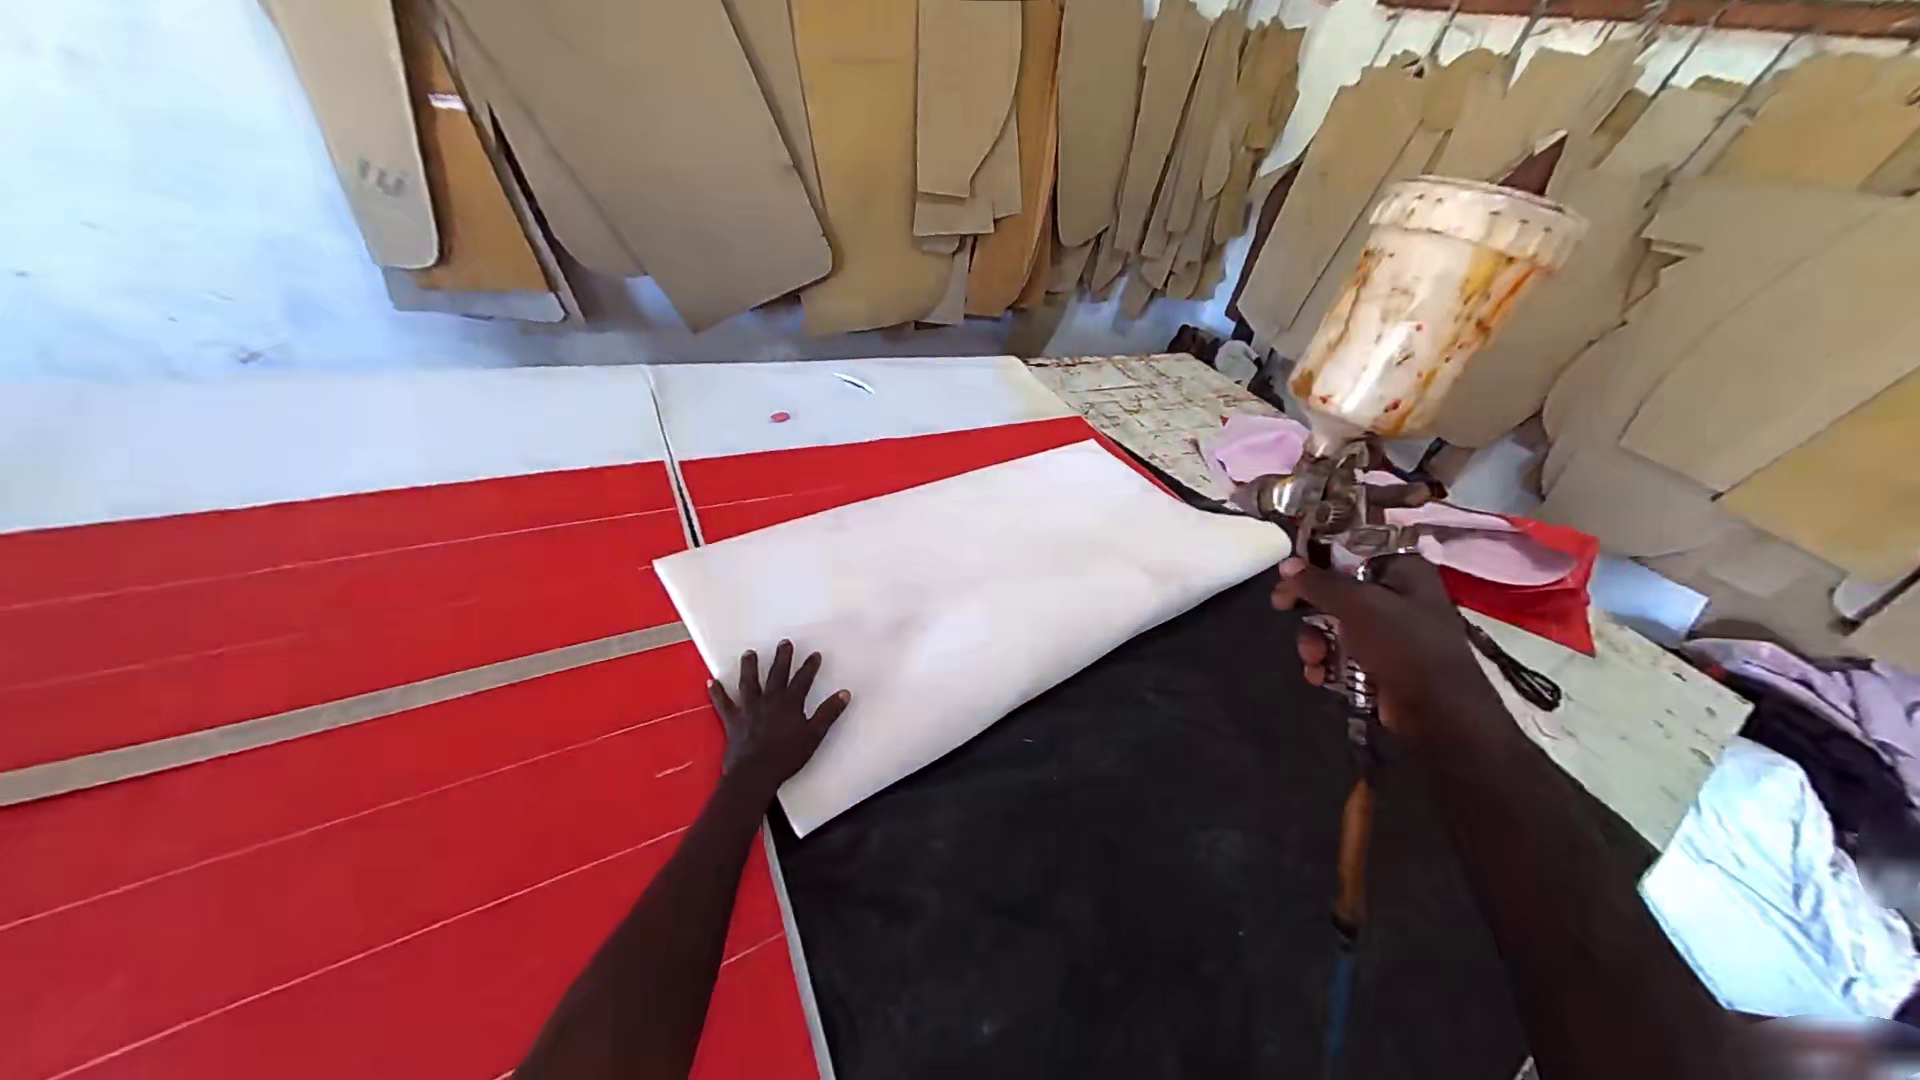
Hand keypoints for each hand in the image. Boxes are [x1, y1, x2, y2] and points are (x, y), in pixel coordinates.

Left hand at [708, 640, 850, 795]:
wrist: (755, 773)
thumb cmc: (787, 756)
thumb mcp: (814, 735)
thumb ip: (828, 713)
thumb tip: (844, 694)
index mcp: (789, 703)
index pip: (803, 679)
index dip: (810, 666)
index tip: (814, 655)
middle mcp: (768, 700)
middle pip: (777, 674)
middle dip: (782, 658)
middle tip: (784, 643)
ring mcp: (748, 708)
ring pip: (749, 682)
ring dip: (749, 666)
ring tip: (749, 653)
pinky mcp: (733, 720)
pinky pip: (723, 703)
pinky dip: (717, 692)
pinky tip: (712, 682)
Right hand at [1269, 554, 1498, 739]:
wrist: (1438, 713)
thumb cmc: (1403, 646)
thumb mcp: (1358, 605)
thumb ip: (1319, 583)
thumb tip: (1287, 565)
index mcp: (1402, 571)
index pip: (1351, 550)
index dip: (1316, 559)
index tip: (1288, 571)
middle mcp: (1397, 596)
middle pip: (1336, 589)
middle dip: (1308, 606)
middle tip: (1281, 606)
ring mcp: (1388, 632)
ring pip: (1332, 623)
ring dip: (1313, 641)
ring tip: (1313, 658)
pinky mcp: (1379, 662)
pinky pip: (1339, 652)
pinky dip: (1325, 662)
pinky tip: (1320, 675)